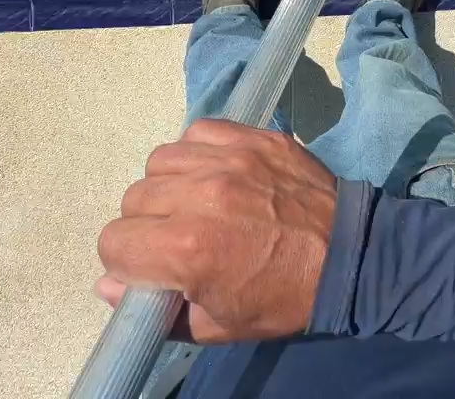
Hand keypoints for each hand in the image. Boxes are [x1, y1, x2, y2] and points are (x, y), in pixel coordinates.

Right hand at [95, 118, 337, 343]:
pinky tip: (215, 169)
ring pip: (162, 159)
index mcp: (186, 247)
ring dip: (169, 182)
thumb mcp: (215, 325)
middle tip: (175, 233)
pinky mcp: (255, 137)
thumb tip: (108, 284)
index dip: (127, 258)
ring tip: (194, 199)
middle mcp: (201, 194)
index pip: (114, 241)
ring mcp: (231, 159)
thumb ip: (155, 309)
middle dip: (145, 222)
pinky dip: (199, 149)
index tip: (149, 264)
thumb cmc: (281, 298)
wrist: (346, 254)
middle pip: (134, 197)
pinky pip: (201, 130)